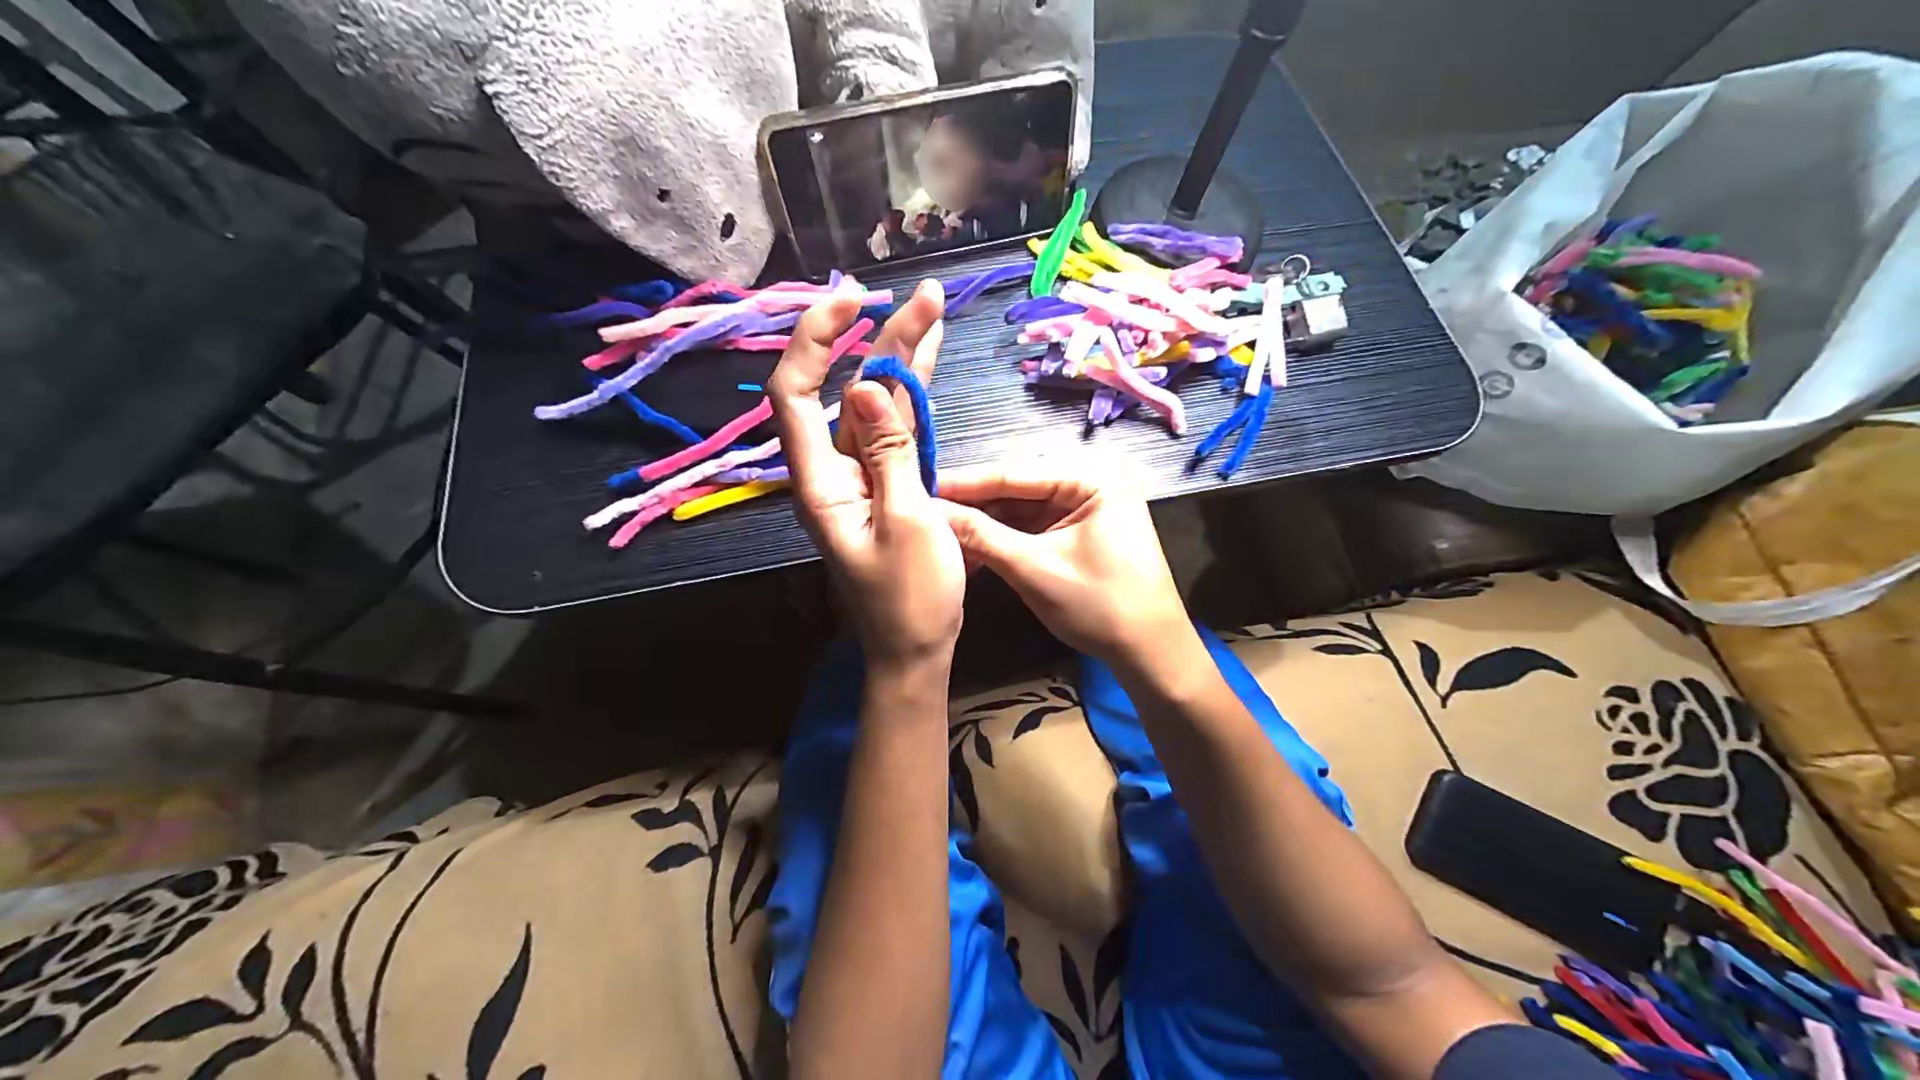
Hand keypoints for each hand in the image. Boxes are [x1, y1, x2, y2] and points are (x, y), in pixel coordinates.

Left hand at [769, 282, 963, 672]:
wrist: (915, 649)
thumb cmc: (911, 599)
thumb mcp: (907, 522)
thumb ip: (888, 452)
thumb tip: (867, 385)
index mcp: (820, 482)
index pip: (795, 394)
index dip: (814, 342)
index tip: (850, 303)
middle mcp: (833, 470)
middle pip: (845, 390)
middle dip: (878, 338)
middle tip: (922, 295)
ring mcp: (862, 476)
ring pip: (876, 405)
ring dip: (902, 358)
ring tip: (933, 308)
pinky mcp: (888, 485)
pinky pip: (897, 431)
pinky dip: (914, 396)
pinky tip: (930, 358)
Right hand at [936, 460, 1190, 670]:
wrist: (1149, 653)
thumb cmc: (1100, 607)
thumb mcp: (1034, 569)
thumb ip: (981, 536)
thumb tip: (931, 513)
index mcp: (1093, 478)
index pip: (1016, 474)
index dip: (966, 483)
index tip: (922, 486)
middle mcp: (1091, 483)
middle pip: (1017, 489)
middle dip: (973, 504)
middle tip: (924, 511)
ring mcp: (1085, 508)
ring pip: (1021, 509)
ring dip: (984, 523)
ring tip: (939, 528)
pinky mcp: (1078, 531)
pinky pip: (1032, 527)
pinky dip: (1003, 537)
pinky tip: (968, 543)